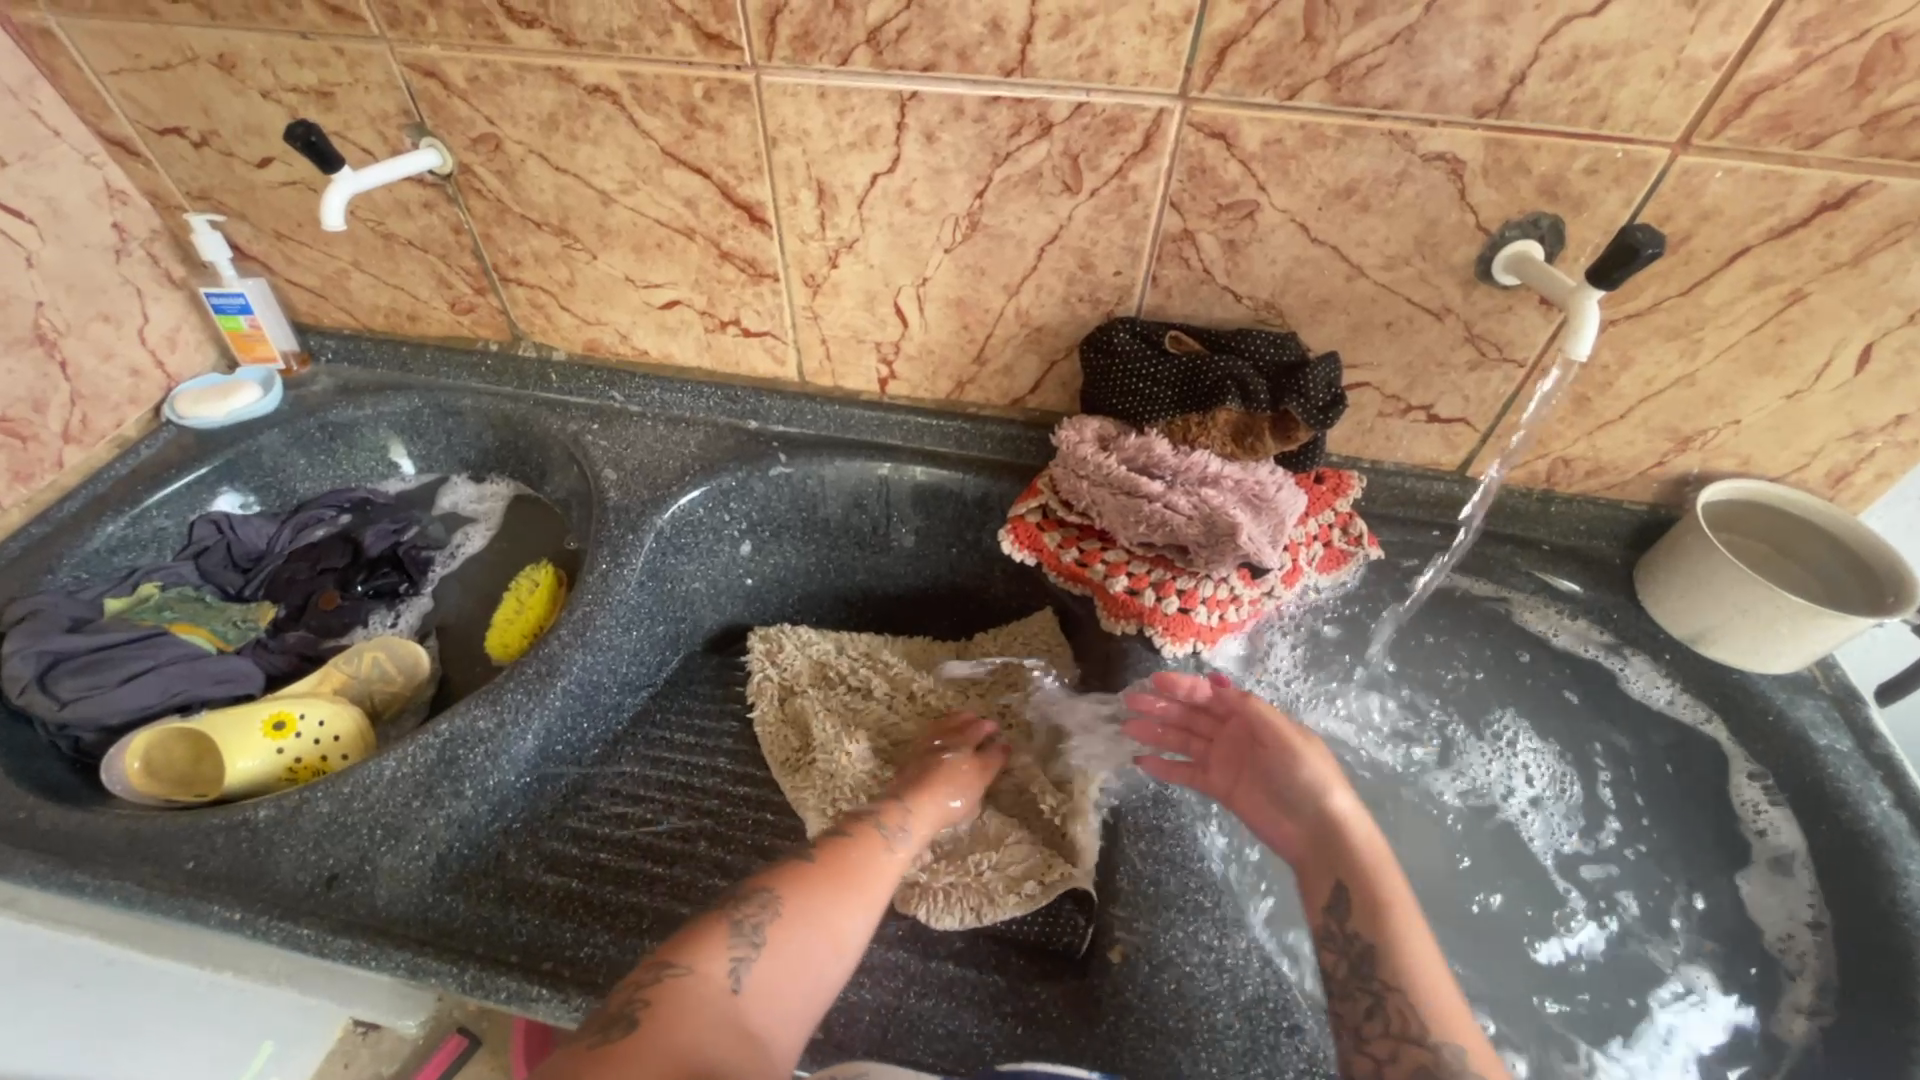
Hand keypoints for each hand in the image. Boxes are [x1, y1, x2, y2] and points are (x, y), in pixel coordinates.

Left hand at [886, 711, 1010, 834]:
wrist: (913, 804)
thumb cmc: (946, 809)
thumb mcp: (972, 805)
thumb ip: (979, 785)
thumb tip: (982, 773)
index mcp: (979, 766)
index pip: (997, 752)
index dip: (1003, 749)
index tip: (1006, 747)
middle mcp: (962, 748)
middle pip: (978, 728)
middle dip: (987, 726)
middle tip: (992, 726)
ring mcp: (940, 742)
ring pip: (957, 720)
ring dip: (967, 718)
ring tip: (971, 718)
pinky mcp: (922, 742)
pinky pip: (939, 725)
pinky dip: (947, 722)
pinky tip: (947, 725)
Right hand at [1123, 672, 1361, 866]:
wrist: (1319, 832)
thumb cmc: (1307, 776)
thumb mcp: (1283, 735)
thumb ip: (1248, 707)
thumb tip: (1213, 680)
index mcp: (1251, 716)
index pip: (1210, 695)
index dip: (1183, 687)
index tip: (1154, 681)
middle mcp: (1234, 734)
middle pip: (1192, 716)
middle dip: (1161, 707)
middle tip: (1129, 702)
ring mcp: (1225, 761)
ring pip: (1184, 742)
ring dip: (1157, 734)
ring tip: (1128, 728)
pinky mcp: (1219, 788)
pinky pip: (1187, 773)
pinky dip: (1165, 767)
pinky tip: (1142, 761)